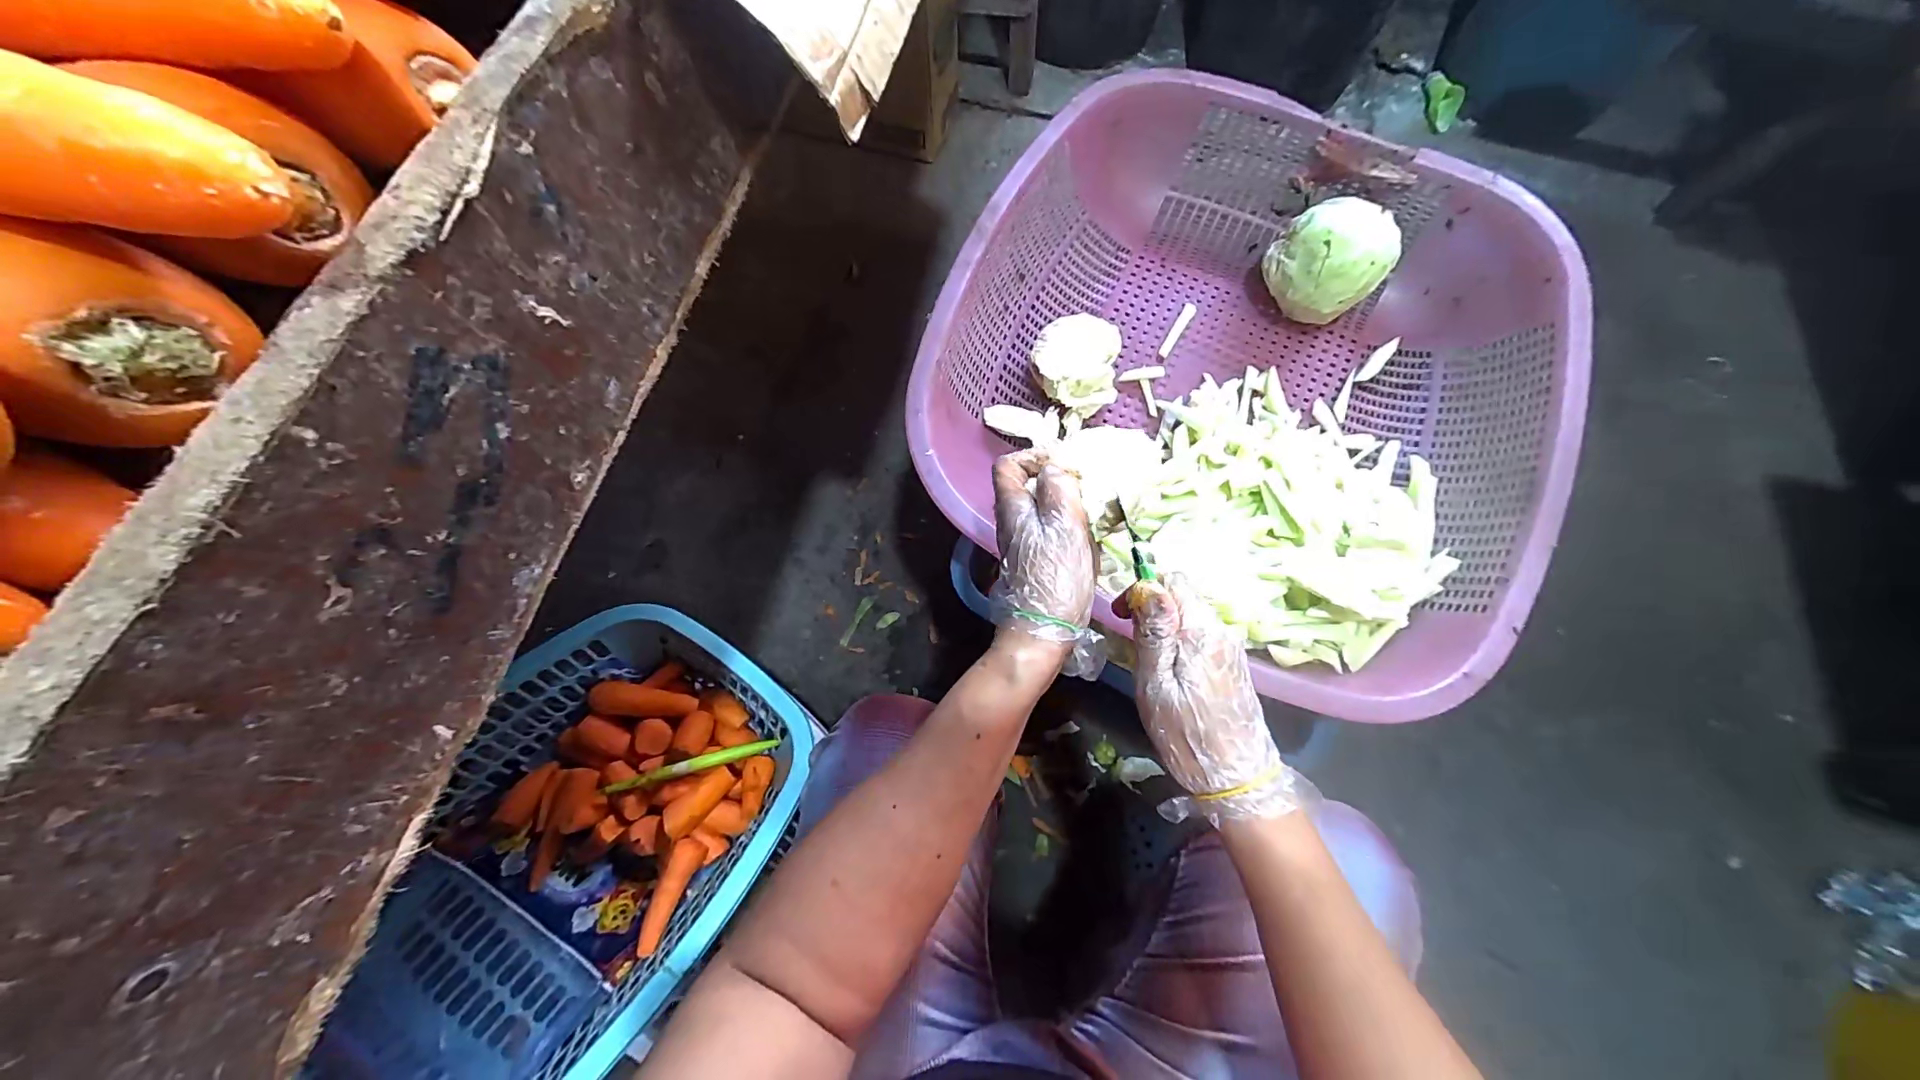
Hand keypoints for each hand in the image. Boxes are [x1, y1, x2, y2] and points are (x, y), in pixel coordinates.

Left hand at [990, 449, 1095, 637]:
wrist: (1043, 631)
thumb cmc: (1055, 578)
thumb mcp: (1064, 526)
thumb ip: (1059, 489)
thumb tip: (1055, 467)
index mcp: (1012, 508)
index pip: (1007, 466)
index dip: (1033, 455)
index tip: (1064, 462)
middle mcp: (1011, 523)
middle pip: (1027, 486)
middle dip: (1057, 480)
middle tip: (1087, 487)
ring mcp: (1022, 543)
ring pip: (1042, 509)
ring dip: (1067, 505)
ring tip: (1094, 512)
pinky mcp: (1034, 561)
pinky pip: (1050, 531)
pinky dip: (1069, 527)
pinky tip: (1089, 539)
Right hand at [1130, 573, 1314, 824]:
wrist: (1236, 778)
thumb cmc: (1186, 733)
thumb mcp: (1156, 683)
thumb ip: (1153, 632)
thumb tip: (1148, 586)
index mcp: (1202, 631)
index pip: (1174, 581)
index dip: (1143, 589)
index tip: (1121, 615)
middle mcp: (1222, 631)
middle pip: (1183, 596)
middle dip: (1152, 607)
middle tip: (1131, 641)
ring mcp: (1230, 647)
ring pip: (1190, 616)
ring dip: (1164, 626)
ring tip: (1147, 660)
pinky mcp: (1231, 663)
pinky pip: (1200, 635)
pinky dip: (1179, 641)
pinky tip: (1169, 670)